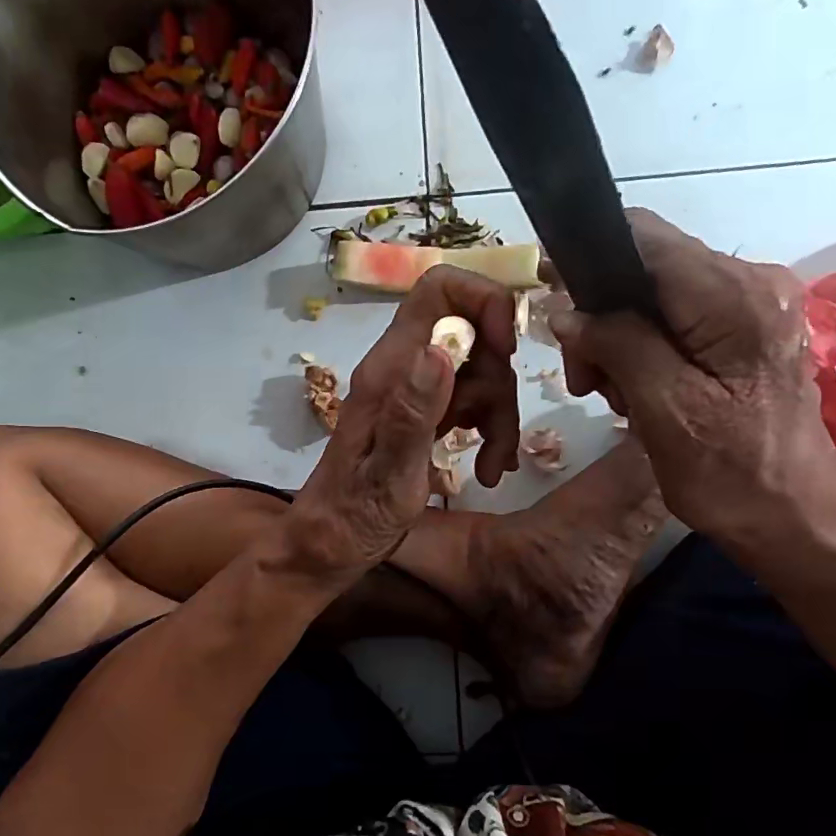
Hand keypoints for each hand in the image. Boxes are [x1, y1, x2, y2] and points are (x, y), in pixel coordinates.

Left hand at [285, 265, 519, 579]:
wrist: (328, 545)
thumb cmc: (354, 517)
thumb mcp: (390, 474)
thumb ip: (413, 412)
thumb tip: (440, 348)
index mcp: (389, 369)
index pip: (437, 289)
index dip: (482, 301)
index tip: (506, 349)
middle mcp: (401, 367)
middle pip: (471, 333)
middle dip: (499, 378)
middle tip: (495, 435)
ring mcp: (413, 390)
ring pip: (478, 371)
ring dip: (498, 415)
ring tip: (491, 467)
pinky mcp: (422, 413)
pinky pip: (470, 400)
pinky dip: (488, 428)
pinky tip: (488, 467)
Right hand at [550, 208, 835, 540]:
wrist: (798, 521)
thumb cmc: (732, 473)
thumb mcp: (665, 409)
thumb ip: (617, 345)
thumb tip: (566, 312)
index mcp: (734, 296)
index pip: (643, 237)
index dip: (586, 255)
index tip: (546, 292)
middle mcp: (750, 283)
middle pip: (645, 266)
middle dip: (599, 313)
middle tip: (582, 376)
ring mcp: (751, 305)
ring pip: (652, 294)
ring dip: (616, 337)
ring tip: (609, 392)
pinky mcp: (745, 329)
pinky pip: (673, 317)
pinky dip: (641, 346)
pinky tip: (635, 389)